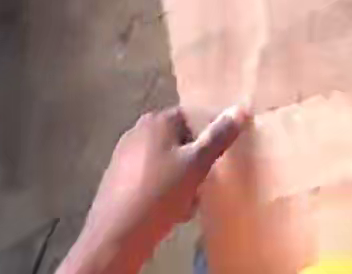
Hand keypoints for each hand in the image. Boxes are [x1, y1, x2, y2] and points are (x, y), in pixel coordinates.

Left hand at [64, 105, 248, 273]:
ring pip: (166, 161)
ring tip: (188, 203)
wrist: (111, 244)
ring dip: (180, 178)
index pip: (193, 116)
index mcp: (156, 120)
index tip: (218, 158)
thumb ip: (218, 136)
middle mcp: (137, 131)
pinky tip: (169, 212)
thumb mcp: (196, 165)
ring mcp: (123, 157)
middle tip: (203, 184)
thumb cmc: (157, 196)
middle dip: (194, 161)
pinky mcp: (116, 182)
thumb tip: (240, 109)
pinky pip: (150, 178)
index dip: (209, 136)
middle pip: (179, 139)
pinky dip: (162, 190)